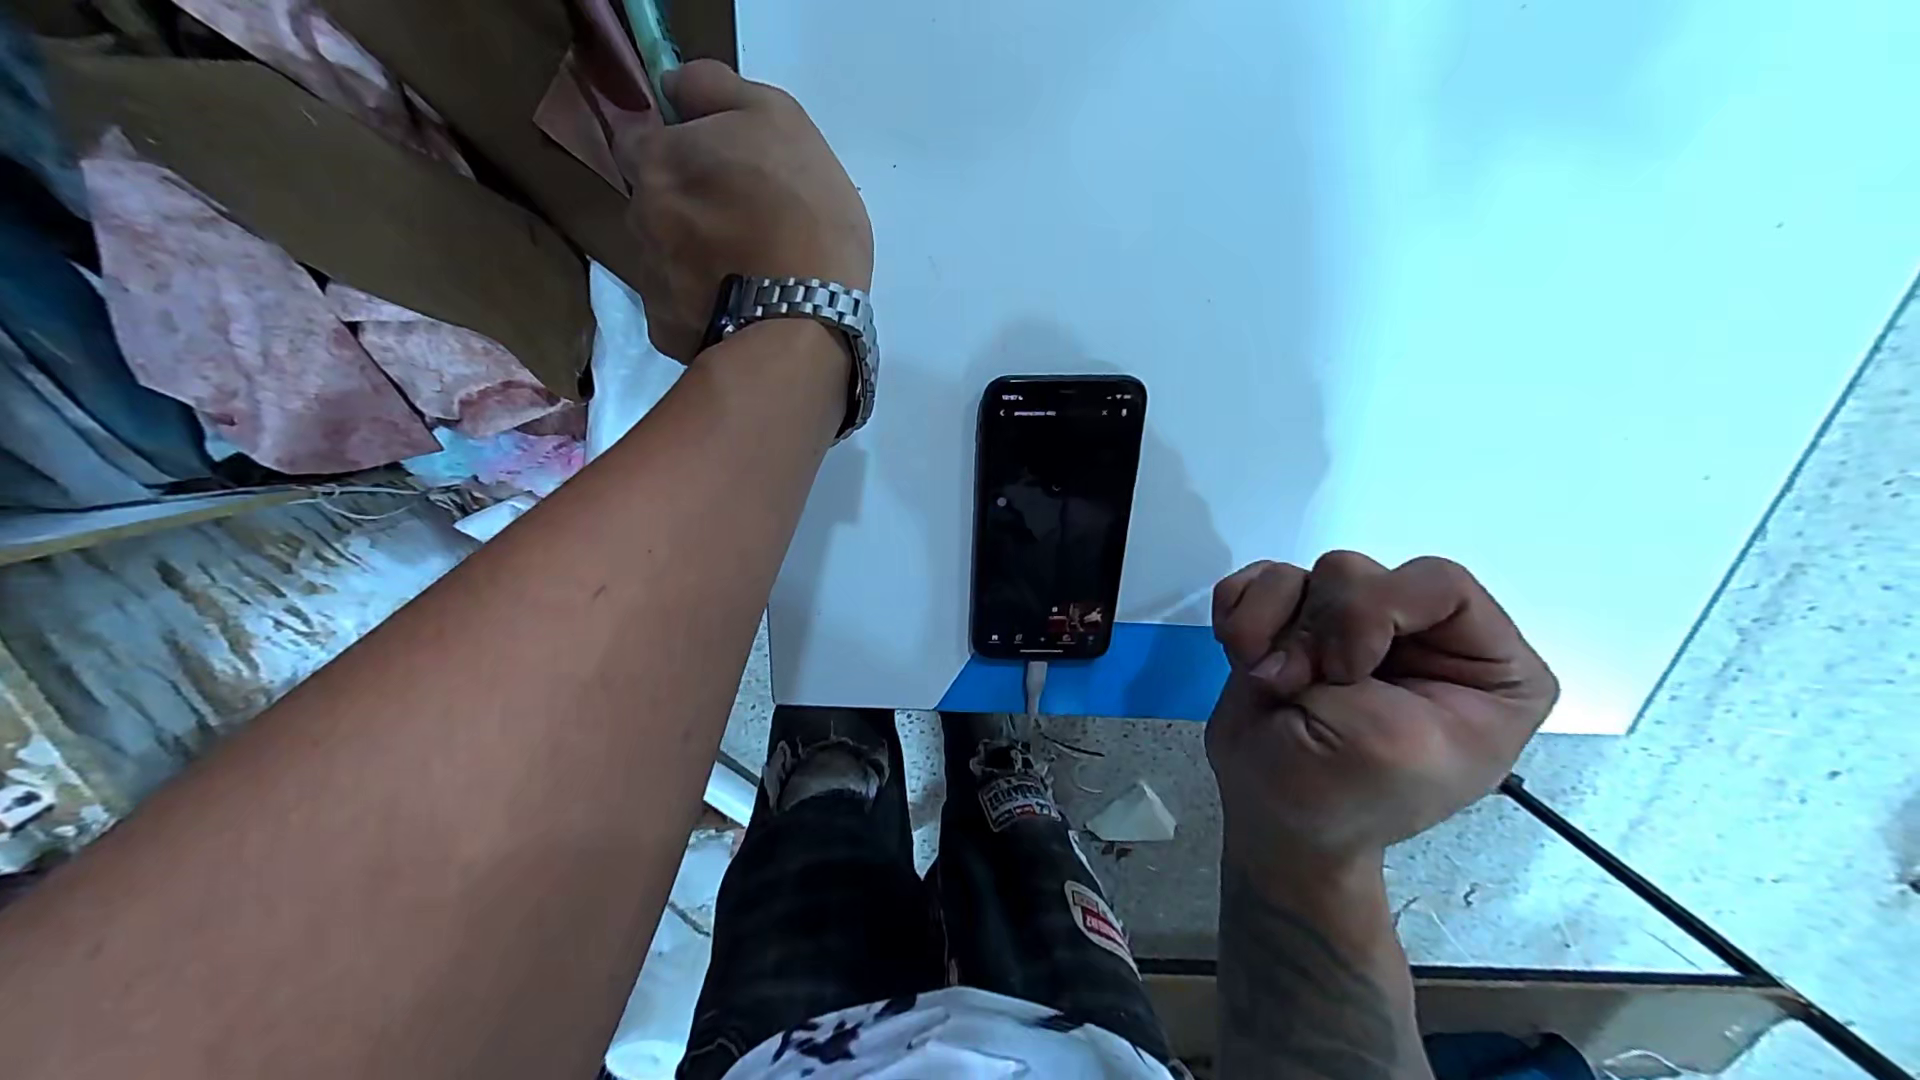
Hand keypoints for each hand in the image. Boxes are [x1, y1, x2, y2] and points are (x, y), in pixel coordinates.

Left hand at [615, 60, 873, 360]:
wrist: (806, 318)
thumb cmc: (802, 214)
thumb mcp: (780, 121)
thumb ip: (718, 89)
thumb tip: (676, 90)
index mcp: (660, 159)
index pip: (645, 142)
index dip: (682, 156)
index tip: (720, 176)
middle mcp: (639, 215)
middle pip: (655, 205)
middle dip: (687, 212)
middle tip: (742, 232)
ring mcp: (650, 279)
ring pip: (666, 260)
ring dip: (694, 263)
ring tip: (746, 280)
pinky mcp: (667, 330)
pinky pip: (678, 312)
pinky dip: (701, 310)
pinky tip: (738, 313)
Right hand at [1206, 552, 1557, 878]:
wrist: (1272, 815)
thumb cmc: (1347, 796)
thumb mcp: (1395, 737)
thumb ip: (1368, 642)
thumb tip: (1305, 616)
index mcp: (1482, 663)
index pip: (1436, 582)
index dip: (1376, 613)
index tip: (1346, 673)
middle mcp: (1417, 632)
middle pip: (1356, 573)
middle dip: (1312, 632)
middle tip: (1299, 688)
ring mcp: (1347, 622)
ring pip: (1298, 575)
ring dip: (1266, 629)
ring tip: (1269, 683)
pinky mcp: (1289, 621)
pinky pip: (1256, 581)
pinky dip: (1237, 615)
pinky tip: (1244, 658)